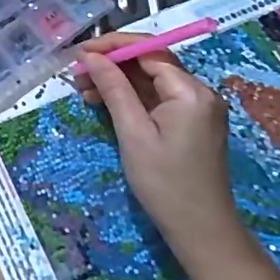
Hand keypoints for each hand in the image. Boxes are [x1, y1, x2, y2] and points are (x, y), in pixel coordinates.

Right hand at [72, 33, 237, 235]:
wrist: (202, 233)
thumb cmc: (165, 184)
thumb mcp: (133, 133)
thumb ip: (114, 89)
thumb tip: (91, 56)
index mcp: (190, 91)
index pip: (147, 50)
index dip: (112, 46)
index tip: (80, 53)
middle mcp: (200, 91)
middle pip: (150, 61)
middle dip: (112, 64)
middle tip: (77, 74)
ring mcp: (198, 107)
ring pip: (151, 79)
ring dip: (118, 80)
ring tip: (84, 90)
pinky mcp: (192, 121)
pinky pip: (158, 96)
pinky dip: (132, 96)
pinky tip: (106, 103)